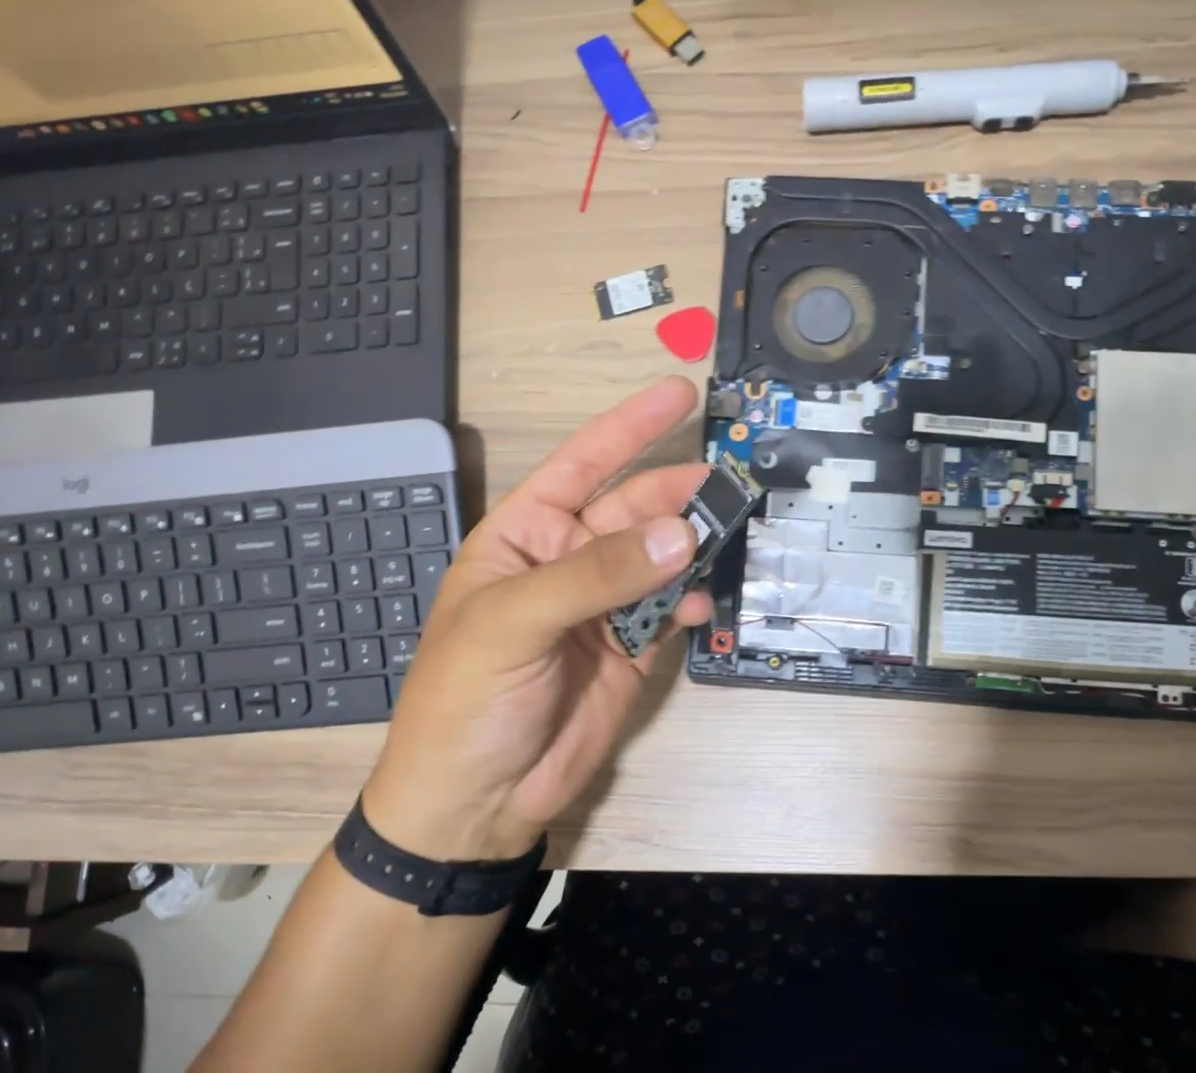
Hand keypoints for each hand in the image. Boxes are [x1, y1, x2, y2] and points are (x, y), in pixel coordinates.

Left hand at [359, 379, 714, 860]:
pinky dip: (692, 600)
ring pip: (662, 556)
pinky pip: (672, 608)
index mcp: (524, 536)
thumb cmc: (466, 700)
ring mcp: (604, 606)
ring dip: (694, 545)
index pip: (581, 464)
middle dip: (677, 492)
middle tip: (727, 484)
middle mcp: (568, 560)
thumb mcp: (514, 624)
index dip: (629, 427)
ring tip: (729, 537)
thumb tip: (677, 532)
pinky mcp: (634, 648)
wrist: (478, 801)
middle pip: (634, 509)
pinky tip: (701, 603)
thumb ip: (594, 575)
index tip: (680, 393)